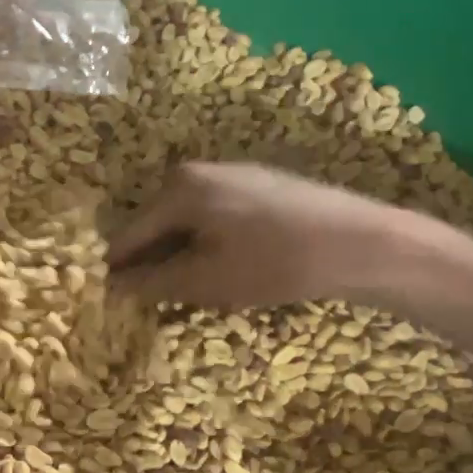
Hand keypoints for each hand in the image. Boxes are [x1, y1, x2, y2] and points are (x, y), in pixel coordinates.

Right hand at [106, 162, 419, 309]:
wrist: (363, 244)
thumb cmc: (275, 263)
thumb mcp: (204, 281)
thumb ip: (152, 283)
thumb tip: (114, 286)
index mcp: (178, 189)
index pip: (128, 235)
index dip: (117, 271)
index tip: (109, 300)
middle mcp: (197, 172)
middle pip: (155, 225)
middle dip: (152, 261)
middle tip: (158, 300)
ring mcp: (231, 174)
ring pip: (185, 222)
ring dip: (181, 254)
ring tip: (194, 289)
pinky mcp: (258, 185)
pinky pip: (212, 216)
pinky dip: (208, 243)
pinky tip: (227, 269)